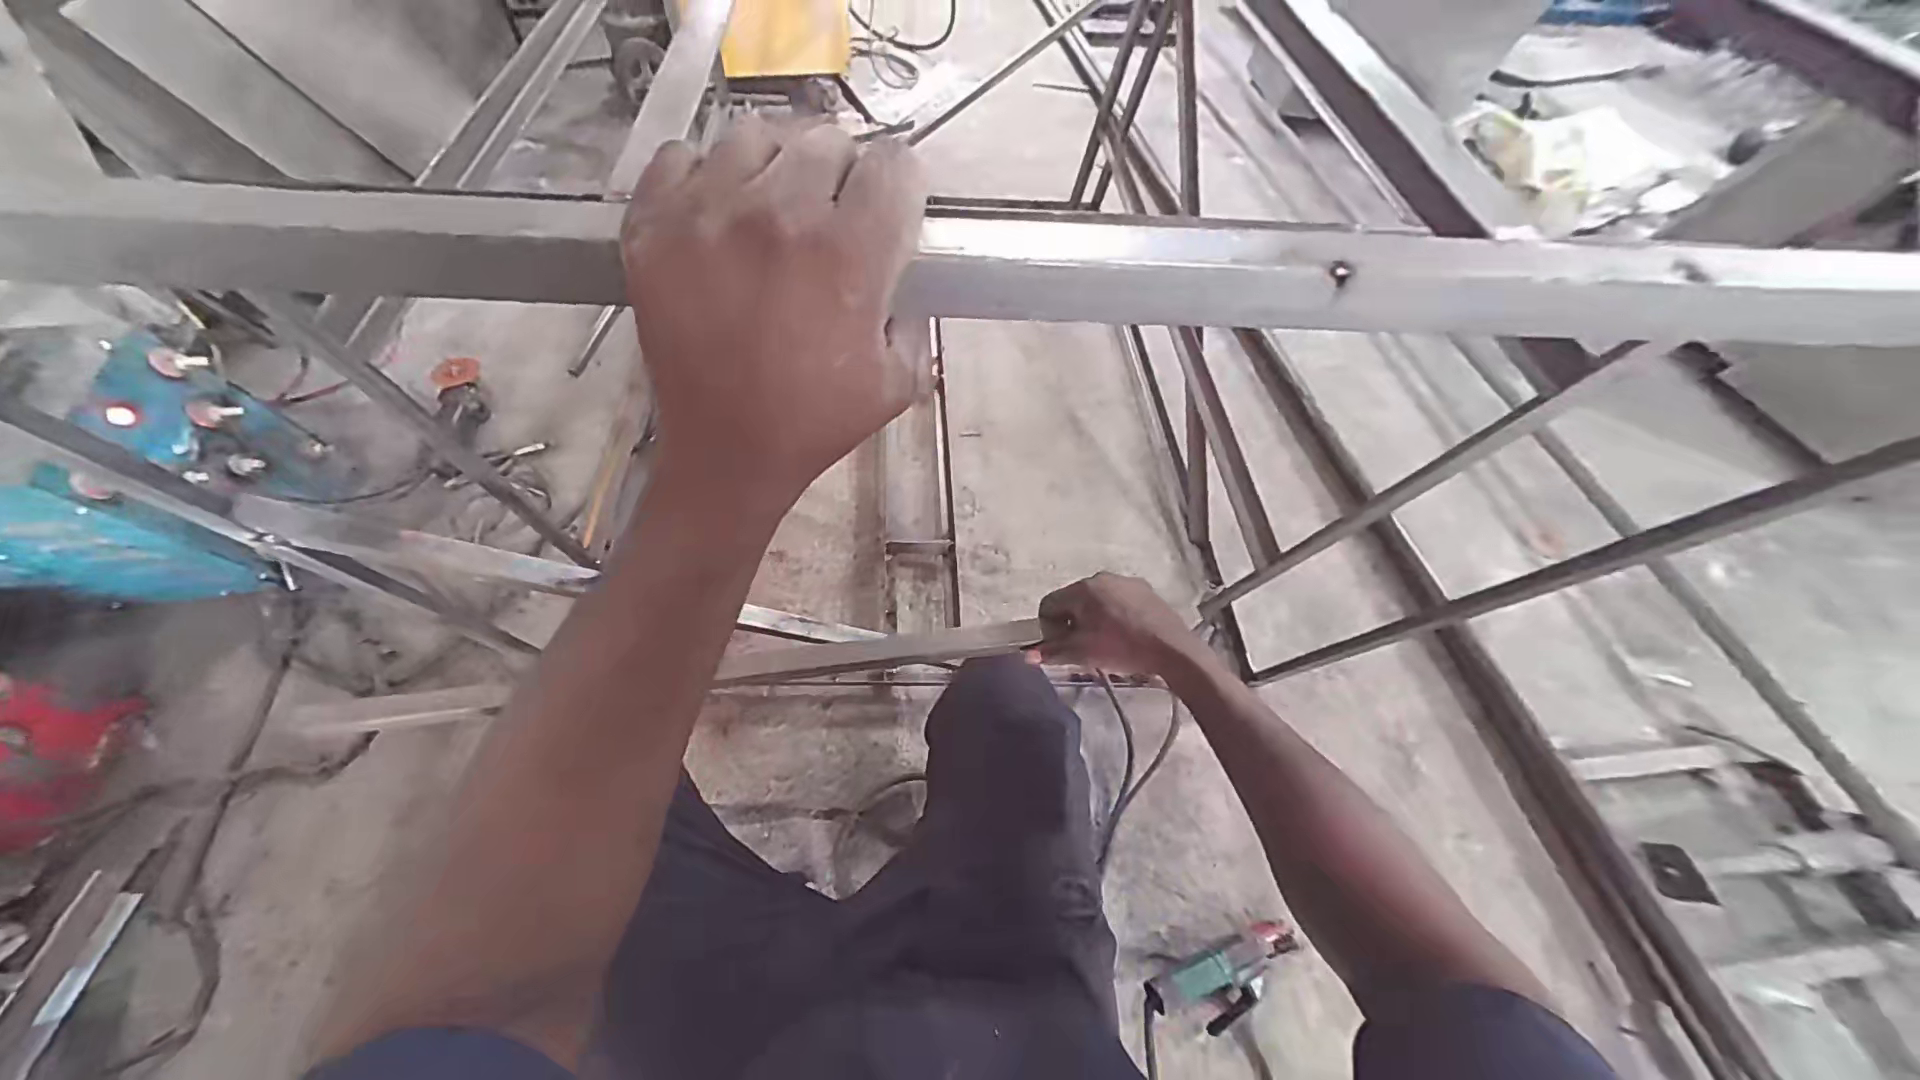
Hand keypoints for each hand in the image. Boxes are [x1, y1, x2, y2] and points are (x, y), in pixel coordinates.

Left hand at [620, 116, 928, 510]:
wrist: (727, 451)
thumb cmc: (817, 422)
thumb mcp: (899, 383)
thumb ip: (915, 314)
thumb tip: (900, 269)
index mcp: (848, 257)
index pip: (894, 166)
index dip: (900, 185)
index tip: (890, 207)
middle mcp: (776, 217)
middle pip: (827, 139)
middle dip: (844, 174)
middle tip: (834, 217)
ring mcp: (705, 216)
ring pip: (756, 136)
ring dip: (778, 166)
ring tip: (775, 211)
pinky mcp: (652, 227)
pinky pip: (683, 157)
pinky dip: (707, 177)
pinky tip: (721, 218)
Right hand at [1028, 572, 1201, 676]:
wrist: (1172, 649)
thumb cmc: (1121, 648)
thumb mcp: (1082, 653)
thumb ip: (1052, 651)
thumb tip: (1026, 655)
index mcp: (1082, 589)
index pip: (1049, 604)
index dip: (1049, 627)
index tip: (1063, 646)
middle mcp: (1101, 577)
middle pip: (1072, 600)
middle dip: (1072, 622)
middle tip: (1084, 646)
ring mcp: (1125, 581)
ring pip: (1096, 599)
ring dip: (1093, 618)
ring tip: (1106, 641)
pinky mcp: (1145, 589)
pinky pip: (1118, 600)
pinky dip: (1114, 614)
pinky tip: (1126, 633)